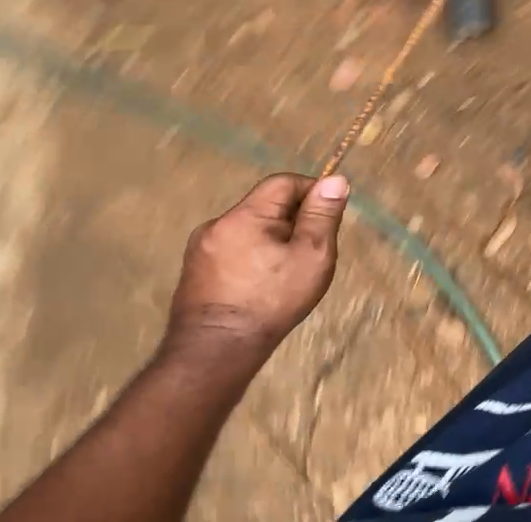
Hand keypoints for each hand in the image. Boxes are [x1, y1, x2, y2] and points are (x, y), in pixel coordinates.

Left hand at [164, 173, 348, 360]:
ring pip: (252, 227)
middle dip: (295, 219)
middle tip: (310, 250)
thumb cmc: (272, 299)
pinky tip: (264, 282)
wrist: (215, 351)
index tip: (325, 220)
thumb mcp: (312, 253)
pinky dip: (256, 254)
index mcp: (243, 217)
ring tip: (288, 270)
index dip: (311, 192)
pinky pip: (236, 246)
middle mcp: (215, 226)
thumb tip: (335, 179)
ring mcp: (200, 249)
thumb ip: (322, 214)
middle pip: (267, 205)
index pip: (283, 182)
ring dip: (276, 238)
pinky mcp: (195, 270)